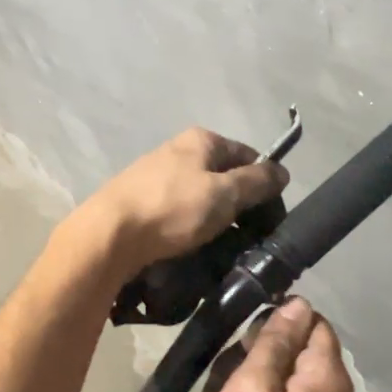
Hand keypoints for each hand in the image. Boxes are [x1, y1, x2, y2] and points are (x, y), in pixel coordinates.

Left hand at [73, 127, 287, 275]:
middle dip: (239, 207)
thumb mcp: (223, 194)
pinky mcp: (141, 203)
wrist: (109, 235)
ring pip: (200, 199)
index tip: (273, 218)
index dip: (265, 184)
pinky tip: (193, 250)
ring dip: (215, 222)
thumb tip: (282, 171)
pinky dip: (190, 230)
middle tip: (250, 239)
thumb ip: (256, 181)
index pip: (248, 156)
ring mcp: (156, 177)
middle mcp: (177, 151)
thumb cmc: (172, 208)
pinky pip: (178, 215)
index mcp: (200, 140)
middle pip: (223, 178)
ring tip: (223, 251)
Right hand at [192, 298, 352, 391]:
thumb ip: (273, 342)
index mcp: (325, 378)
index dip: (274, 321)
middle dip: (242, 363)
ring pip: (261, 381)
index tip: (240, 338)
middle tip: (222, 387)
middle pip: (281, 351)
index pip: (310, 321)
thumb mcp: (251, 387)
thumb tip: (298, 303)